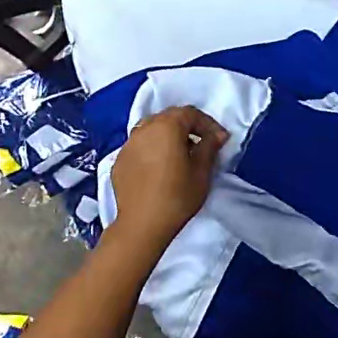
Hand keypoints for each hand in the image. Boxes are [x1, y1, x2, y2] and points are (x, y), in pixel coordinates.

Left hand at [109, 107, 228, 243]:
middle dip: (187, 127)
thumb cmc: (177, 197)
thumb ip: (209, 147)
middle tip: (201, 144)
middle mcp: (144, 129)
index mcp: (166, 127)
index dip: (207, 123)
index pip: (189, 113)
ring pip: (151, 130)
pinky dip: (152, 149)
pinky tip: (159, 167)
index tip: (219, 139)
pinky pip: (139, 146)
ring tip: (179, 154)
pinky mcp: (119, 160)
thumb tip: (216, 135)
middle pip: (168, 117)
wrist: (142, 224)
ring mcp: (128, 144)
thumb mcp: (201, 172)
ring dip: (167, 136)